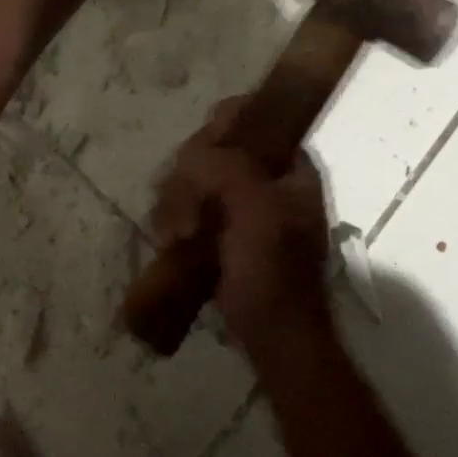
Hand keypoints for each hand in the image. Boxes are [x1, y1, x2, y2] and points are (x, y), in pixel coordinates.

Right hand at [148, 96, 332, 345]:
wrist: (274, 339)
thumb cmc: (273, 270)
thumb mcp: (255, 208)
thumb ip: (223, 165)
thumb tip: (191, 154)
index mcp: (289, 165)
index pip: (249, 117)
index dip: (218, 128)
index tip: (197, 157)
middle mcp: (267, 177)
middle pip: (213, 145)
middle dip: (190, 173)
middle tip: (183, 204)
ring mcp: (242, 204)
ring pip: (195, 175)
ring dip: (177, 198)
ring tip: (173, 230)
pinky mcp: (221, 229)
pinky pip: (188, 203)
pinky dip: (174, 215)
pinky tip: (168, 237)